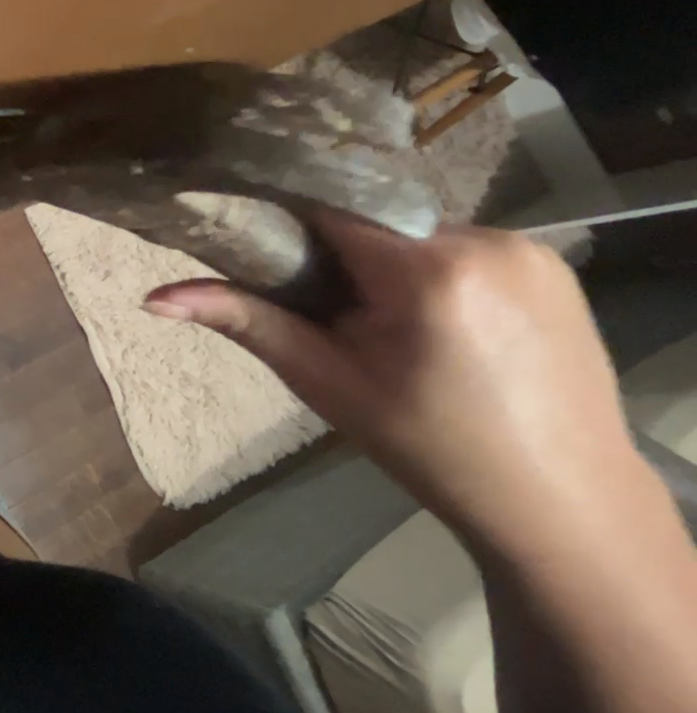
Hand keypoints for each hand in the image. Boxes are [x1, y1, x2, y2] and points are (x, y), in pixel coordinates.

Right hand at [144, 212, 637, 548]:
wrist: (560, 502)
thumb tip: (152, 298)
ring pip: (416, 232)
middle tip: (321, 306)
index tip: (257, 251)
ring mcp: (532, 251)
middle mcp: (489, 241)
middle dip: (338, 254)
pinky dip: (430, 271)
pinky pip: (462, 246)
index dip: (284, 225)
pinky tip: (432, 322)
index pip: (328, 210)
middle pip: (373, 221)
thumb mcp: (322, 379)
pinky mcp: (556, 266)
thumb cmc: (426, 444)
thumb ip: (242, 320)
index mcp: (428, 270)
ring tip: (377, 320)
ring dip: (384, 262)